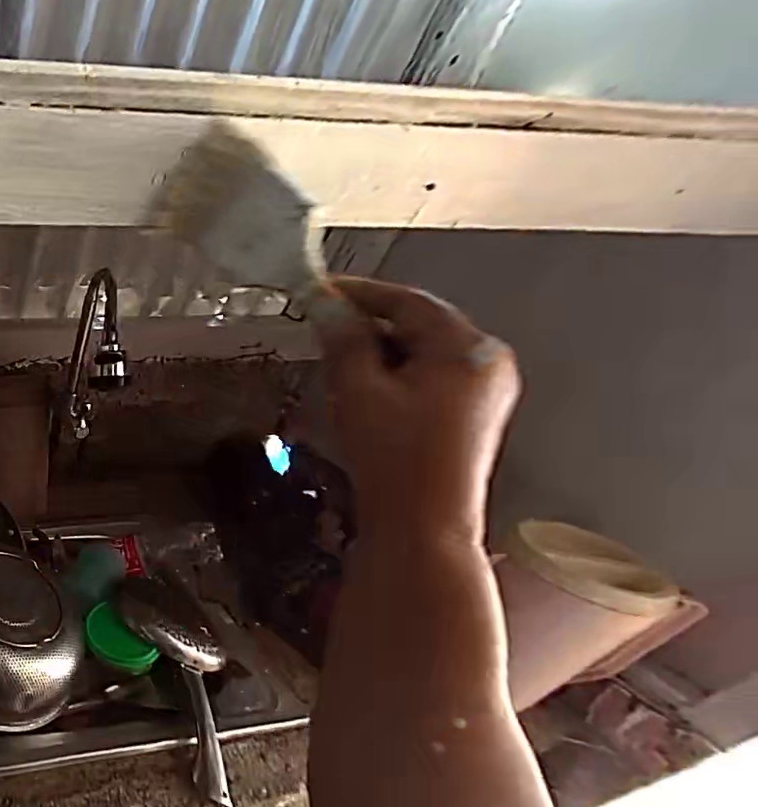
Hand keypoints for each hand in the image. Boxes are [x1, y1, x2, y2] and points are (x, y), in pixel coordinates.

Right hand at [316, 275, 519, 545]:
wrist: (422, 518)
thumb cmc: (391, 452)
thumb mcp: (358, 391)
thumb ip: (343, 342)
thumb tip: (324, 305)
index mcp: (467, 349)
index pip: (410, 302)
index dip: (360, 292)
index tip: (318, 288)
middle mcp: (487, 361)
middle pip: (421, 324)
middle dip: (368, 320)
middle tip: (319, 321)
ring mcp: (485, 388)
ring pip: (422, 350)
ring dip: (378, 346)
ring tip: (333, 352)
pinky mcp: (471, 411)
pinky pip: (428, 374)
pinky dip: (392, 369)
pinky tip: (361, 382)